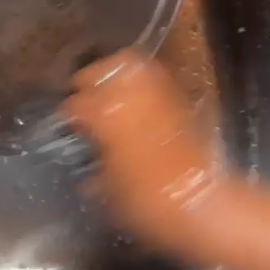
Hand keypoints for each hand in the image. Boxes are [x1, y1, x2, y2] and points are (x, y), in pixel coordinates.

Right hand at [62, 50, 225, 248]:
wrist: (202, 204)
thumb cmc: (149, 204)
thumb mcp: (110, 193)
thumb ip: (96, 168)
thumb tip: (90, 163)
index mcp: (106, 118)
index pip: (76, 104)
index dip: (69, 114)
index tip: (68, 124)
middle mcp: (129, 97)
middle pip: (101, 71)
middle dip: (89, 81)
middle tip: (84, 95)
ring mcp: (155, 94)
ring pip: (128, 65)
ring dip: (114, 73)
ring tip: (108, 86)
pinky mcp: (177, 98)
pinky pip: (153, 76)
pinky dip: (140, 80)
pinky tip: (135, 94)